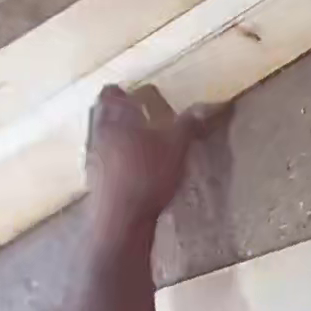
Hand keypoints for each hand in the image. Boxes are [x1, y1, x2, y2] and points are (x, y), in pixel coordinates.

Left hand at [85, 85, 222, 236]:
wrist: (121, 220)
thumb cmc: (150, 174)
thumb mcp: (178, 145)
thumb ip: (192, 122)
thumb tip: (217, 102)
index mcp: (117, 121)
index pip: (111, 96)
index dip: (123, 91)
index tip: (137, 90)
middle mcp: (99, 135)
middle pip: (100, 113)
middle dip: (115, 107)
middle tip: (136, 106)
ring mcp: (93, 158)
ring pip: (100, 134)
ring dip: (114, 128)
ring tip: (137, 132)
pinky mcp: (95, 178)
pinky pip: (102, 153)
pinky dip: (114, 149)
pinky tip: (131, 159)